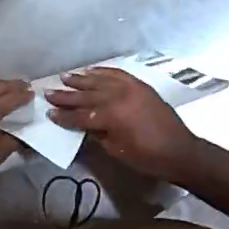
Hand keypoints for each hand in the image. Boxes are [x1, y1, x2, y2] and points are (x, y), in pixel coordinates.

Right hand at [47, 68, 204, 179]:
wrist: (180, 151)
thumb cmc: (147, 157)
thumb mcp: (117, 149)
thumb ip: (97, 133)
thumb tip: (83, 124)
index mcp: (111, 116)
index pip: (80, 115)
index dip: (64, 115)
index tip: (49, 112)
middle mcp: (118, 96)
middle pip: (86, 94)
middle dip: (66, 95)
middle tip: (48, 92)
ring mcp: (130, 87)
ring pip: (99, 80)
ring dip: (81, 79)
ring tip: (65, 77)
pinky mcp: (139, 84)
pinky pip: (116, 73)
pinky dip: (102, 71)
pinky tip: (91, 71)